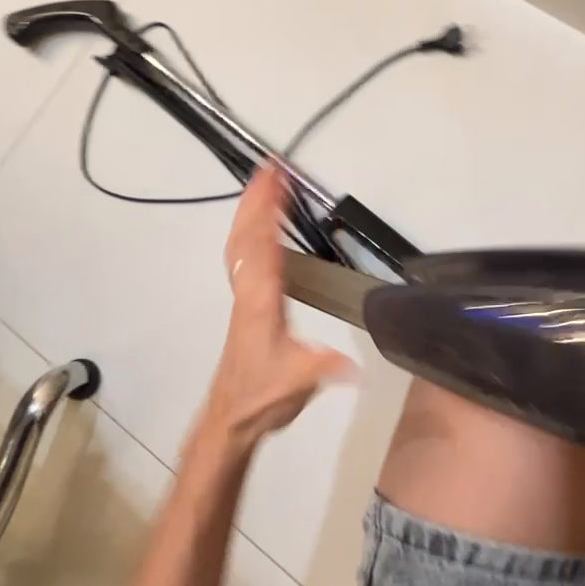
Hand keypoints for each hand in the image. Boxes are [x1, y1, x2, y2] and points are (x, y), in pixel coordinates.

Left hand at [200, 165, 354, 451]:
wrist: (230, 418)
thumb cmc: (262, 397)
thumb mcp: (297, 383)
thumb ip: (322, 369)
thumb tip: (353, 365)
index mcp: (261, 301)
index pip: (264, 247)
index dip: (269, 212)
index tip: (278, 180)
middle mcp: (248, 291)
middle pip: (246, 237)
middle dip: (256, 200)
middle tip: (268, 167)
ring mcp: (244, 297)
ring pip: (240, 245)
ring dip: (249, 213)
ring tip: (262, 186)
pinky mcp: (245, 306)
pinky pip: (243, 258)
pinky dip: (249, 235)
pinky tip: (259, 231)